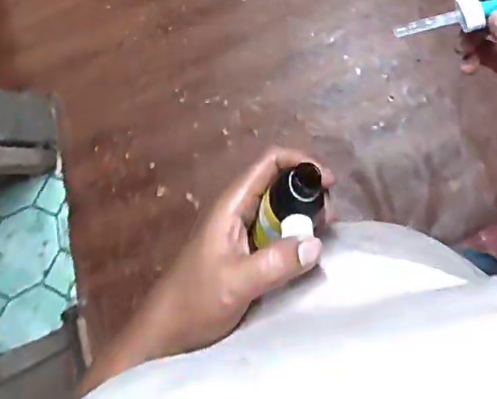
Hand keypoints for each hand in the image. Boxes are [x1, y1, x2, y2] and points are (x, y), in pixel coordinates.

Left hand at [86, 148, 327, 388]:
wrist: (165, 332)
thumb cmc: (195, 301)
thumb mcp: (237, 283)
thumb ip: (275, 263)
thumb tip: (316, 242)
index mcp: (232, 202)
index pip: (269, 162)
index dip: (300, 162)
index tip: (327, 180)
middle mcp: (238, 208)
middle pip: (278, 181)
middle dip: (307, 189)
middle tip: (331, 215)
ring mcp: (241, 229)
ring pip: (279, 207)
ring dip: (303, 213)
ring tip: (324, 231)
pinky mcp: (245, 250)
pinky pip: (275, 231)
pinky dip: (295, 233)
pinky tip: (307, 251)